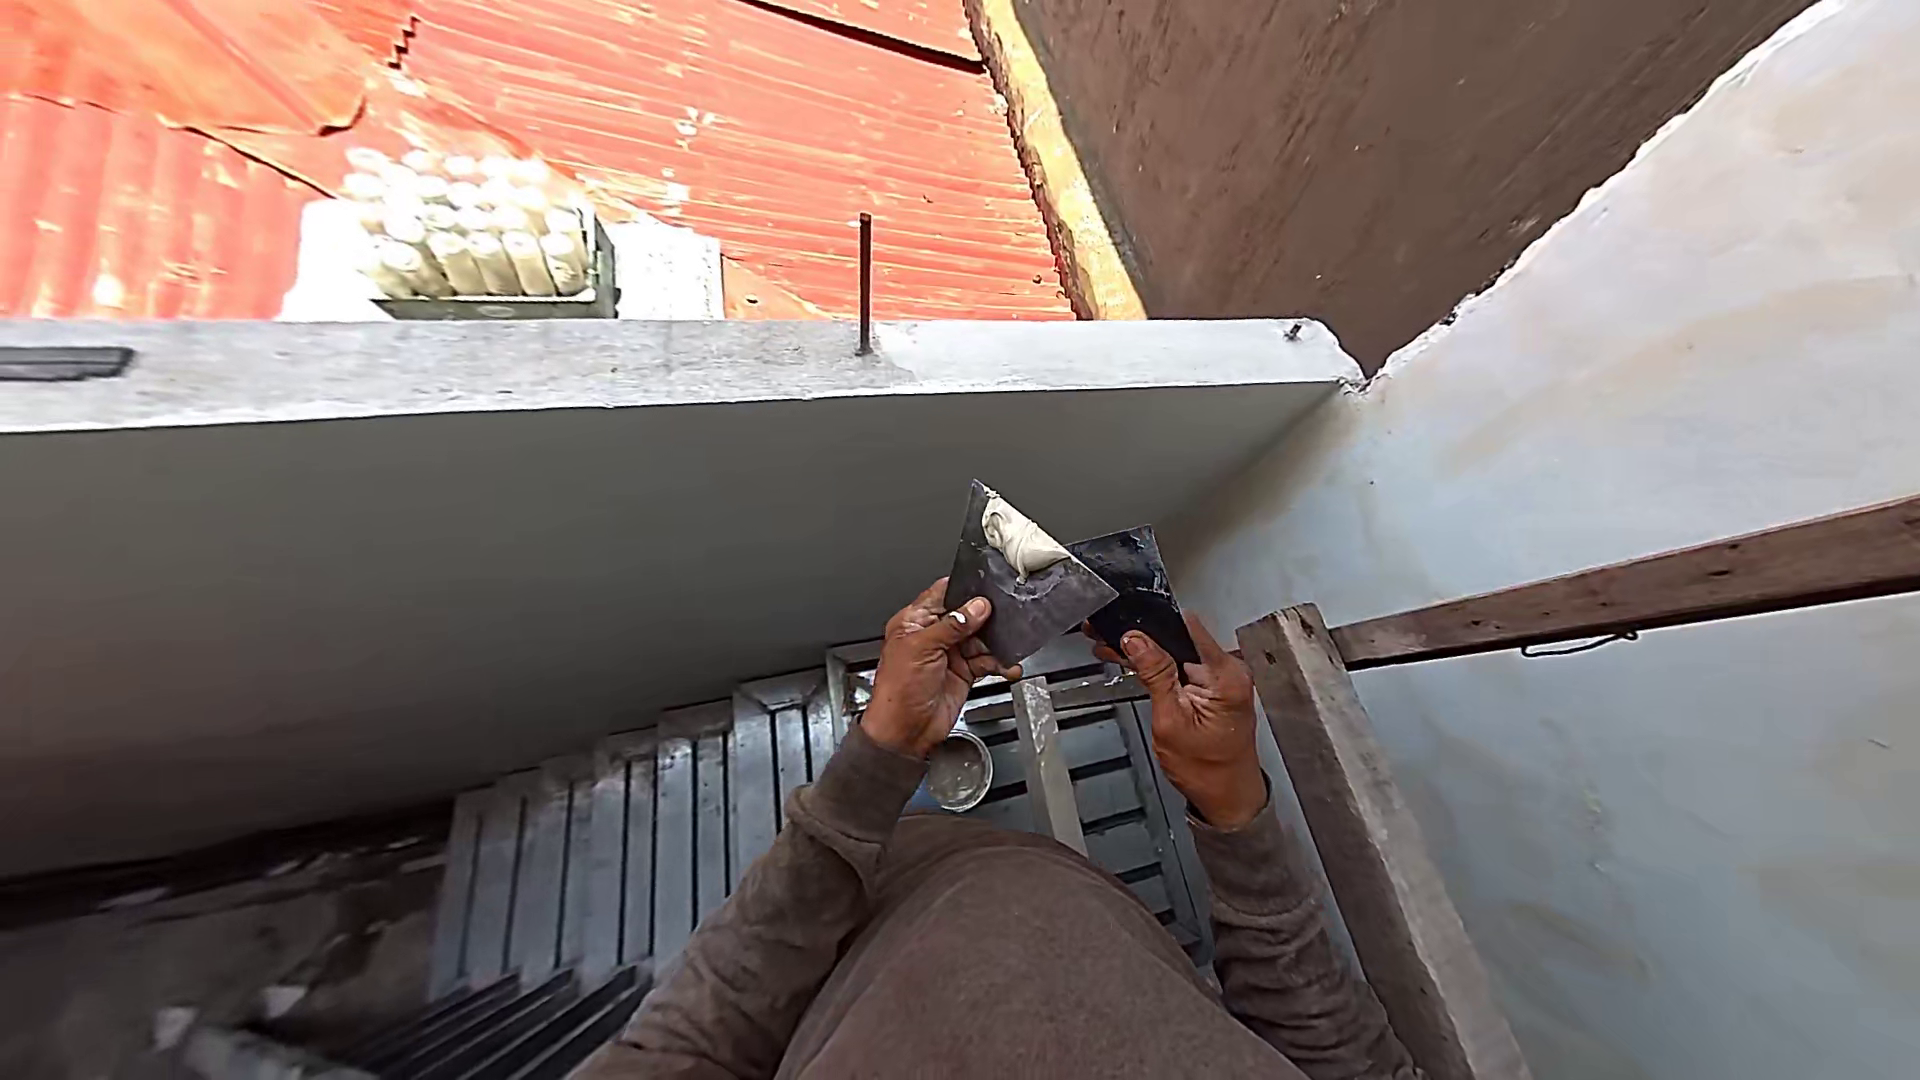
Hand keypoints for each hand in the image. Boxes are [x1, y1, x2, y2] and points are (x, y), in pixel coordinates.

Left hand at [862, 578, 1021, 757]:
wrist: (905, 733)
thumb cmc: (898, 691)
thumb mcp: (923, 648)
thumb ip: (953, 625)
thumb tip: (977, 606)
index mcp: (914, 622)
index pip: (941, 595)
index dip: (962, 589)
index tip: (984, 588)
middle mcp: (933, 635)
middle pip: (966, 615)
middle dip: (986, 616)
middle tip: (1003, 617)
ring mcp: (949, 654)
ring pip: (980, 638)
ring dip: (997, 642)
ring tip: (1009, 644)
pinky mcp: (964, 672)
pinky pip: (987, 661)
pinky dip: (999, 662)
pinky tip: (1007, 665)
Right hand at [1090, 615, 1265, 827]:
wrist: (1227, 799)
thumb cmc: (1208, 772)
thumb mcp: (1170, 722)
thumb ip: (1155, 675)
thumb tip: (1137, 640)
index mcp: (1226, 677)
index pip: (1186, 628)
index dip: (1152, 624)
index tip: (1125, 626)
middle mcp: (1229, 671)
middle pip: (1179, 636)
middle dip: (1142, 636)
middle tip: (1108, 636)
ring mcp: (1222, 678)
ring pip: (1176, 649)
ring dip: (1145, 650)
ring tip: (1112, 648)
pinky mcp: (1213, 685)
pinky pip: (1181, 664)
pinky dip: (1157, 664)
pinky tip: (1133, 663)